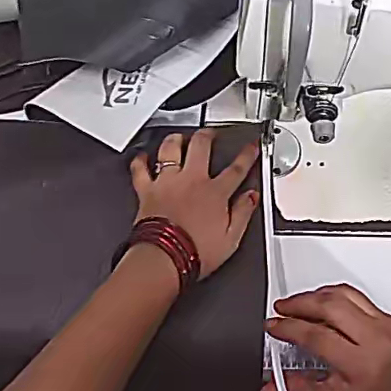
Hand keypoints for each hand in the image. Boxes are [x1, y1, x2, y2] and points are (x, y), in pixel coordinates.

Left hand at [130, 130, 260, 278]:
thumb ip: (243, 213)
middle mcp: (191, 181)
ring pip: (170, 149)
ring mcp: (168, 183)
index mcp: (215, 193)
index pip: (236, 168)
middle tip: (211, 132)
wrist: (164, 258)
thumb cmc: (195, 252)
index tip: (251, 146)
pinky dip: (140, 161)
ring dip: (175, 139)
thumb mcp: (231, 238)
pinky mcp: (147, 191)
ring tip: (179, 136)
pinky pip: (140, 170)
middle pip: (201, 146)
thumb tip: (251, 198)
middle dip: (208, 135)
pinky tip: (141, 157)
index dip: (247, 155)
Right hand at [253, 284, 390, 390]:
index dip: (290, 328)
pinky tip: (320, 303)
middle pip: (331, 306)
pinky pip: (357, 297)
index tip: (274, 326)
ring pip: (344, 294)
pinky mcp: (388, 319)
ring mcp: (386, 327)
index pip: (318, 335)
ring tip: (297, 304)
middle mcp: (378, 341)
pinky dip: (334, 297)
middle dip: (299, 304)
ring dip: (315, 295)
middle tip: (282, 309)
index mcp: (362, 365)